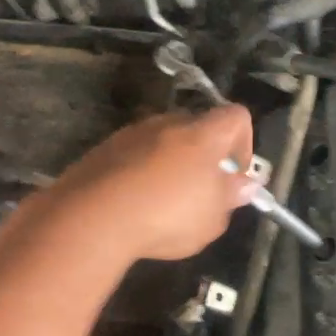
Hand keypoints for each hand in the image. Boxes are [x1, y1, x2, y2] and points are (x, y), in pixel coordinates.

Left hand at [49, 105, 256, 260]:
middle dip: (205, 155)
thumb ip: (231, 197)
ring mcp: (132, 133)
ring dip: (171, 164)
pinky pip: (135, 155)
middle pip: (198, 127)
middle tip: (202, 192)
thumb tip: (244, 183)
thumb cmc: (167, 217)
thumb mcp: (213, 219)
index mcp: (203, 135)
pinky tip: (136, 204)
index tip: (235, 176)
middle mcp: (168, 123)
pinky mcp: (103, 149)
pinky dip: (142, 173)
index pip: (237, 116)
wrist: (91, 217)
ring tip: (165, 203)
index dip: (244, 143)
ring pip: (164, 141)